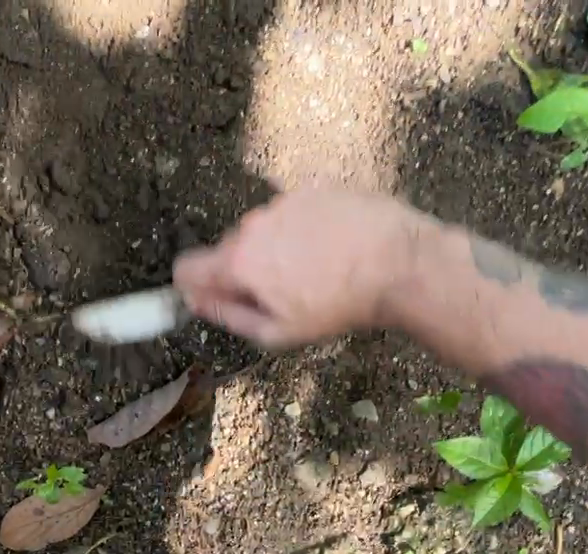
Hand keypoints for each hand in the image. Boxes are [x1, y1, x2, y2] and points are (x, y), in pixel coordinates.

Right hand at [172, 190, 433, 348]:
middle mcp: (253, 224)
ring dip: (273, 248)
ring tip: (312, 268)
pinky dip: (300, 229)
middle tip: (278, 291)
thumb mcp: (276, 332)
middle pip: (227, 249)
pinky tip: (329, 247)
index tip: (210, 296)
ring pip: (260, 229)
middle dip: (241, 269)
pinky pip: (291, 212)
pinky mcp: (314, 188)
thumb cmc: (337, 306)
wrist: (400, 265)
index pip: (187, 268)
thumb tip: (196, 303)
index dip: (191, 285)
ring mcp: (284, 202)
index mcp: (239, 262)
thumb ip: (226, 316)